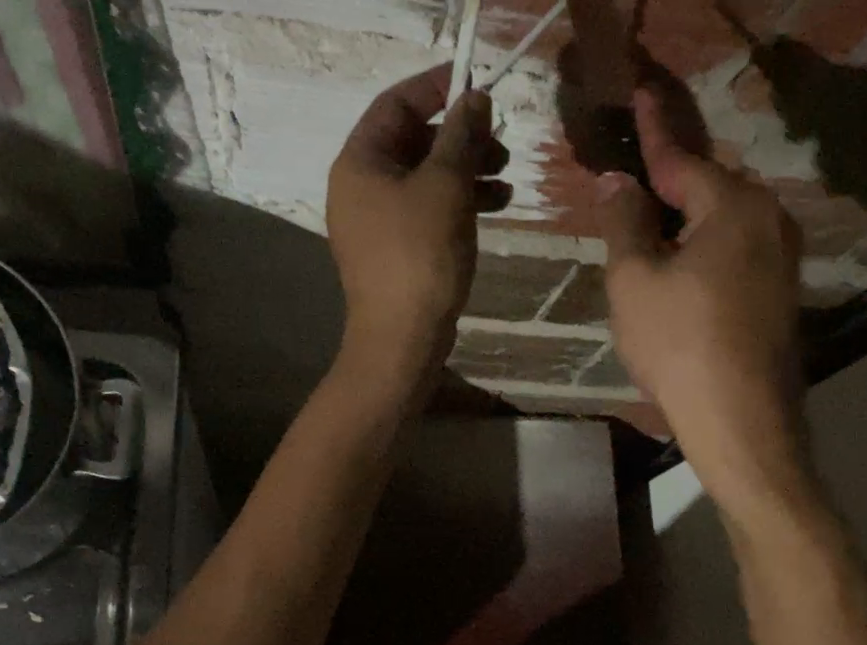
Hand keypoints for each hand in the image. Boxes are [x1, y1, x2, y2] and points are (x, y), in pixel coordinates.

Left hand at [327, 65, 510, 360]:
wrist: (402, 338)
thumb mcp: (445, 186)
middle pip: (413, 141)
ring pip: (426, 178)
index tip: (479, 83)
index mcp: (360, 161)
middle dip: (461, 137)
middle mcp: (360, 187)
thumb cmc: (419, 255)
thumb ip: (461, 136)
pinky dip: (459, 202)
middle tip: (502, 143)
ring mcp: (376, 222)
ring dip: (467, 171)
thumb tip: (475, 98)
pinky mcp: (396, 251)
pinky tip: (496, 205)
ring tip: (507, 178)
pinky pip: (428, 210)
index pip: (396, 102)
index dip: (438, 87)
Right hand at [598, 89, 810, 507]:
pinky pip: (737, 256)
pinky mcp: (782, 296)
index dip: (652, 133)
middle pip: (709, 190)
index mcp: (732, 205)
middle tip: (633, 187)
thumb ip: (625, 223)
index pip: (681, 160)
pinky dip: (705, 255)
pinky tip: (682, 277)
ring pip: (724, 225)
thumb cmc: (679, 343)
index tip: (640, 96)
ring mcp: (783, 259)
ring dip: (688, 226)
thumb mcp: (634, 280)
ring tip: (650, 236)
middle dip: (671, 187)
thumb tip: (618, 183)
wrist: (741, 418)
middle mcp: (769, 219)